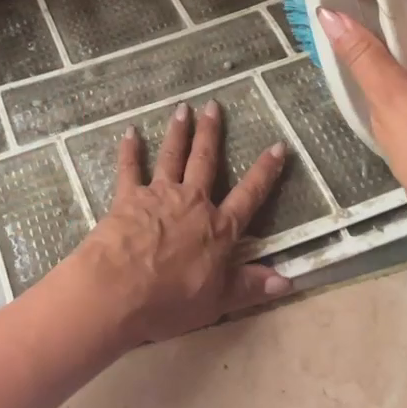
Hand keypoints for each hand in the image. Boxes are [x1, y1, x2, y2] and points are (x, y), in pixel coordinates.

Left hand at [59, 100, 291, 346]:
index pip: (250, 195)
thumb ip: (249, 287)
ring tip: (183, 108)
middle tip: (214, 105)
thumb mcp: (217, 302)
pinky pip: (129, 168)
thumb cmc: (169, 301)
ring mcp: (159, 195)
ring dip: (178, 132)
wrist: (118, 289)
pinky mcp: (128, 196)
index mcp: (218, 229)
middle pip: (206, 162)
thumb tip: (288, 281)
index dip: (265, 171)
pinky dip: (130, 150)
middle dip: (212, 133)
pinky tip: (129, 132)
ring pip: (172, 156)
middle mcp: (192, 203)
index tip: (278, 146)